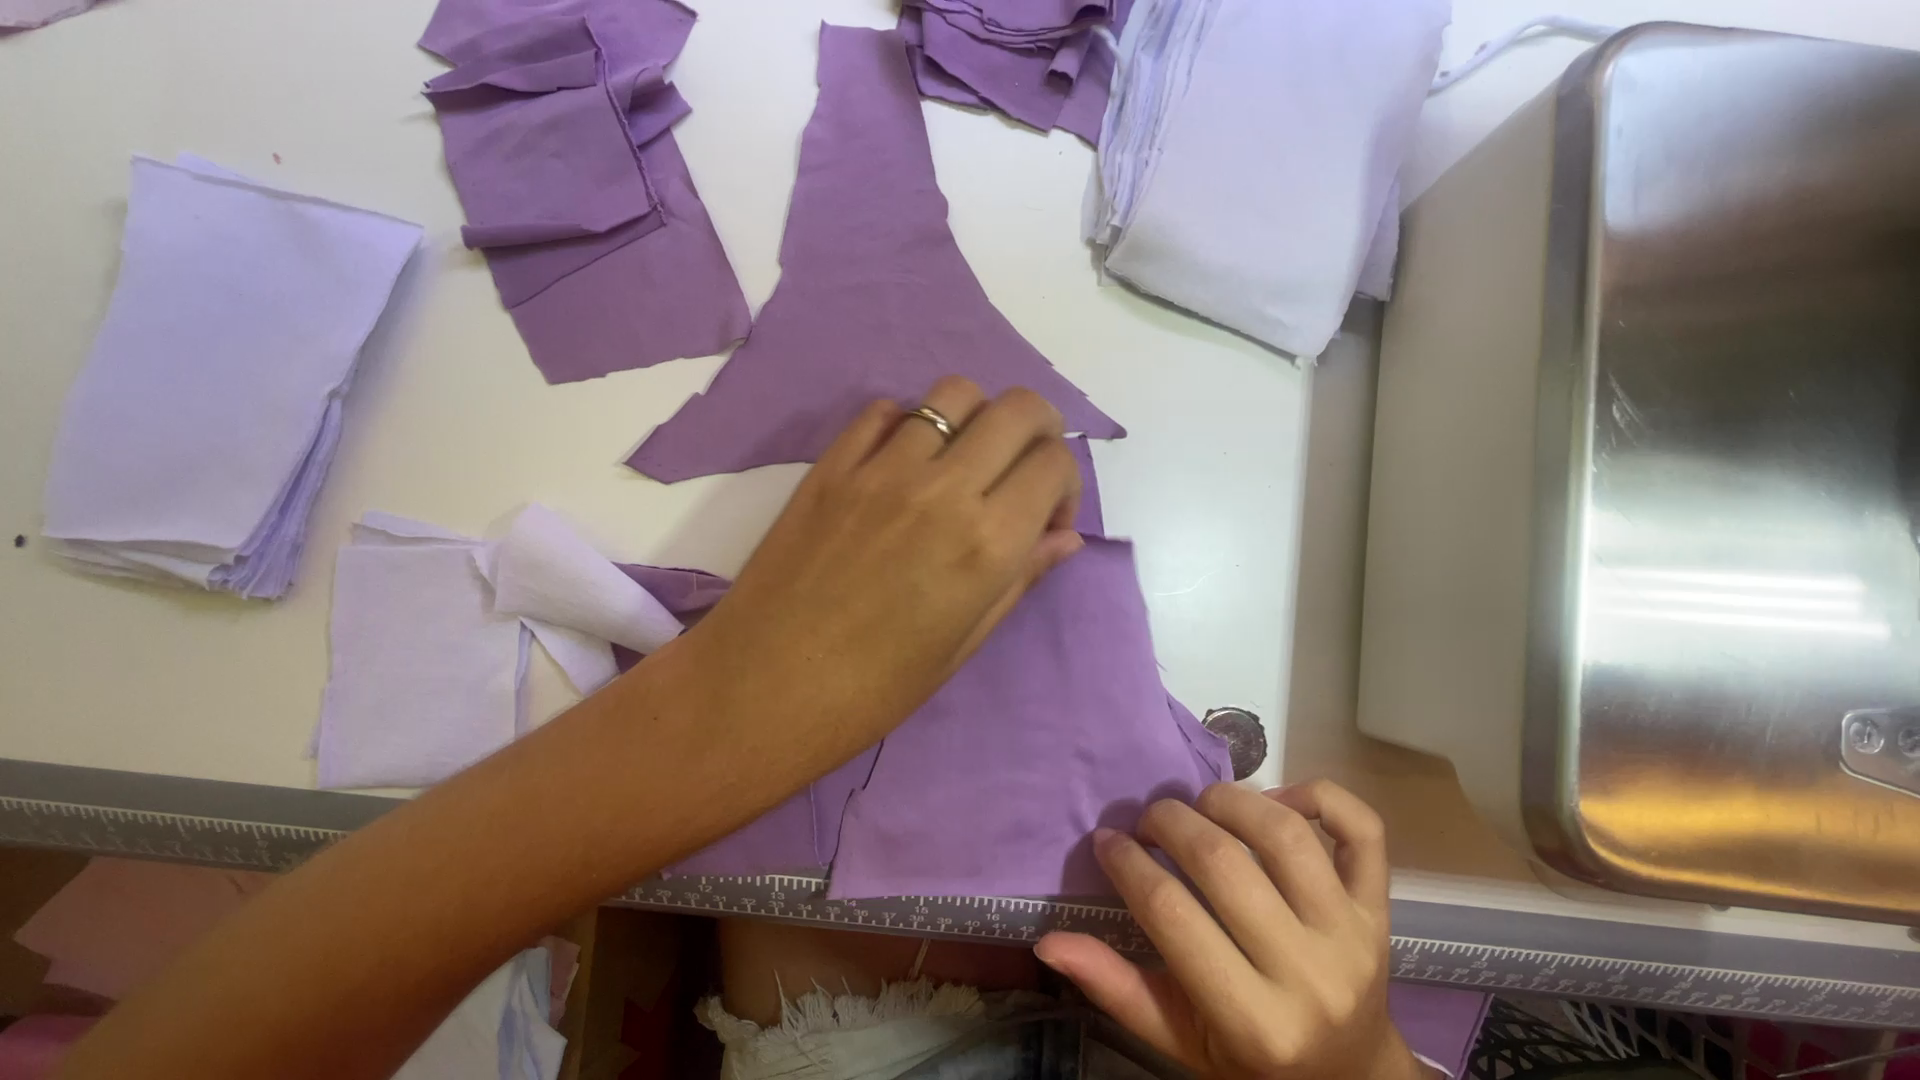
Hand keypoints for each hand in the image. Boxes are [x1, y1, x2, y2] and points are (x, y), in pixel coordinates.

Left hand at [677, 375, 1083, 746]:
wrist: (762, 690)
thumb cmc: (875, 689)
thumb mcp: (963, 644)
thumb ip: (1020, 578)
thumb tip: (1064, 536)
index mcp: (986, 543)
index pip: (1053, 464)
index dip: (1065, 485)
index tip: (1045, 519)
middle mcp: (942, 489)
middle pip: (1017, 409)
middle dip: (1039, 429)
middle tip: (1022, 470)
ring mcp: (880, 469)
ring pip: (952, 394)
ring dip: (975, 420)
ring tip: (961, 462)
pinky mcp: (831, 465)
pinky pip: (883, 411)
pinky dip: (908, 424)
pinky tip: (901, 463)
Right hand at [1035, 781, 1429, 1079]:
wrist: (1352, 1076)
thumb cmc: (1254, 1059)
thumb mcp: (1181, 1041)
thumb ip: (1118, 990)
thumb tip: (1050, 942)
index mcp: (1254, 1019)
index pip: (1172, 915)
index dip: (1127, 865)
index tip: (1106, 842)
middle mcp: (1310, 973)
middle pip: (1224, 864)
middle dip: (1169, 824)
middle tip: (1146, 821)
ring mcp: (1353, 934)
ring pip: (1286, 835)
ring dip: (1229, 801)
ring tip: (1199, 805)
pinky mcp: (1381, 908)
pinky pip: (1361, 830)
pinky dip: (1320, 796)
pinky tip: (1278, 800)